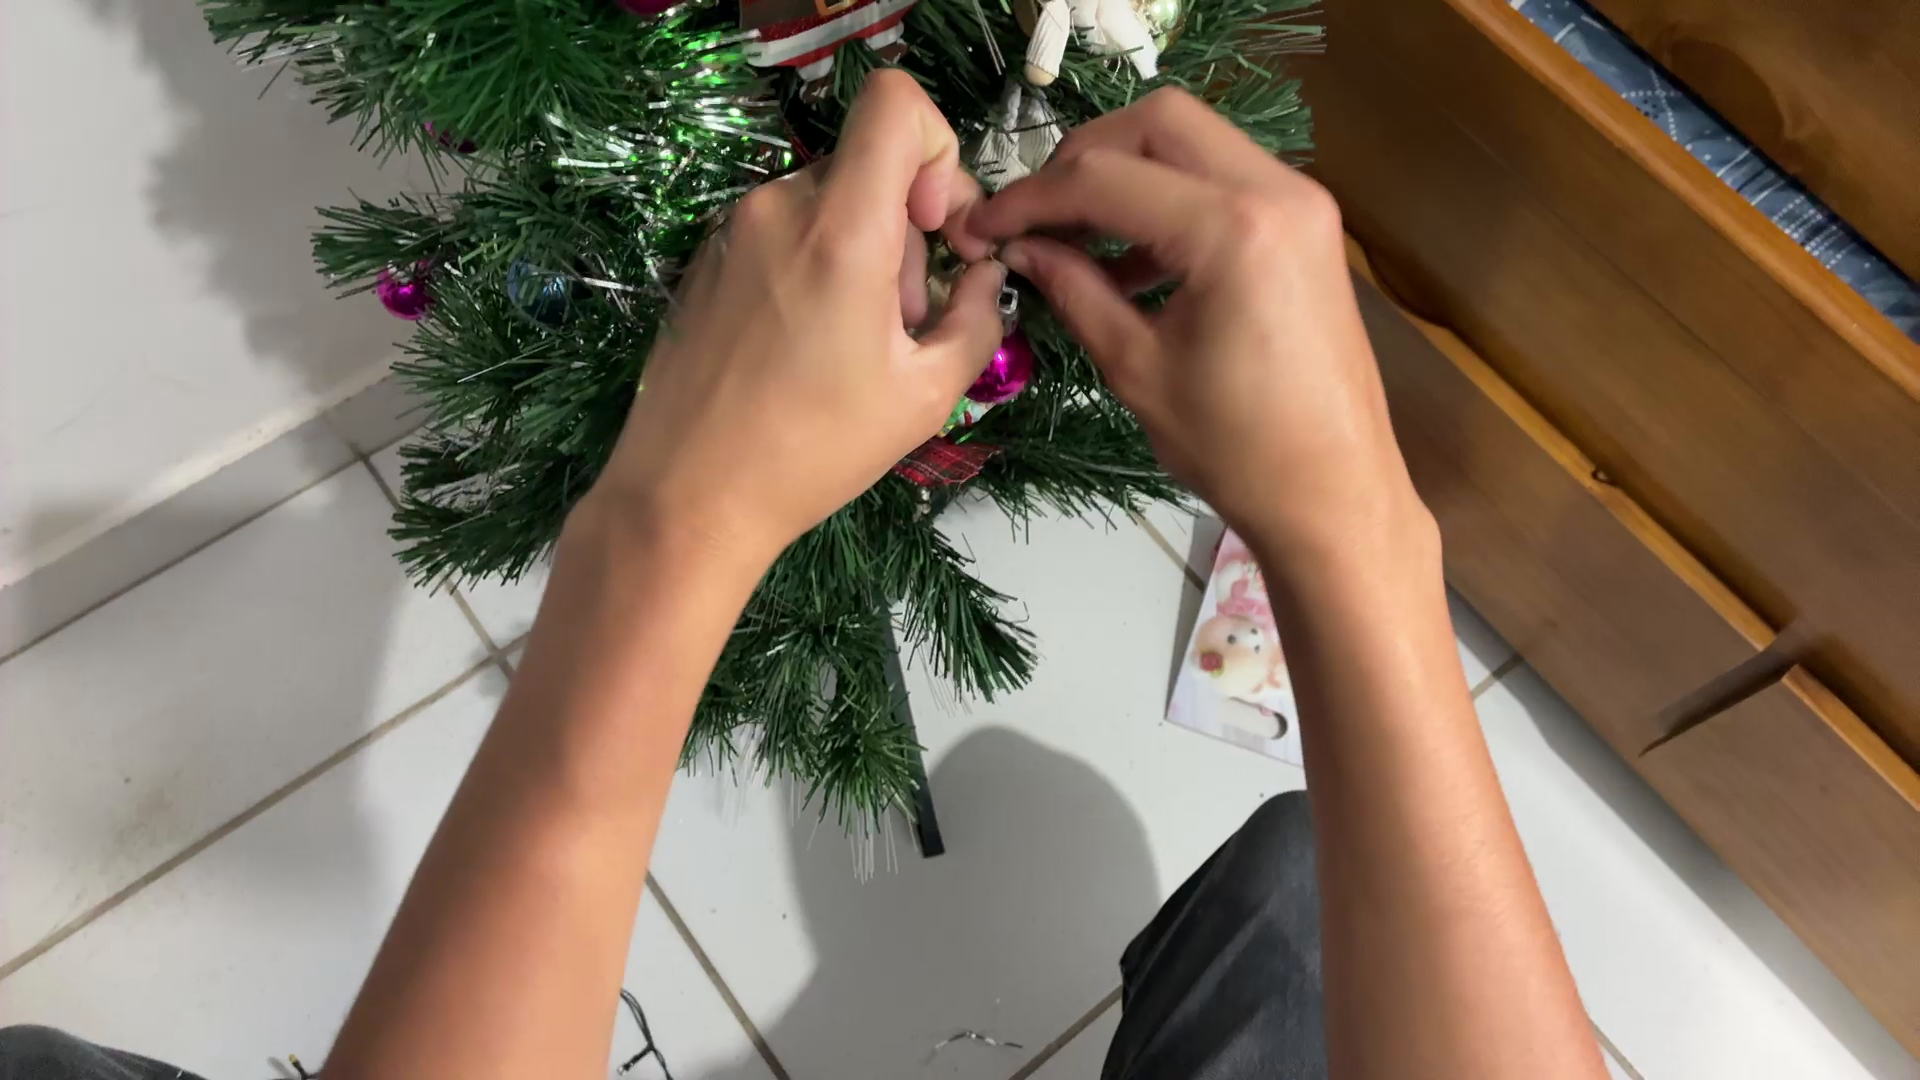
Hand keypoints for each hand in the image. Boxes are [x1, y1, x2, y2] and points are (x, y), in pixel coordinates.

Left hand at [588, 70, 1007, 565]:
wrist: (692, 493)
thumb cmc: (817, 449)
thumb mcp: (926, 396)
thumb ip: (977, 319)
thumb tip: (983, 278)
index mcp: (839, 230)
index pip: (896, 104)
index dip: (937, 152)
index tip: (936, 229)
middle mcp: (779, 207)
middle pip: (869, 170)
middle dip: (907, 235)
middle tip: (904, 324)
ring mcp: (734, 231)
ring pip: (828, 206)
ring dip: (863, 259)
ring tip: (854, 347)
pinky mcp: (709, 261)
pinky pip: (785, 235)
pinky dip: (816, 269)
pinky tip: (807, 348)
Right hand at [967, 88, 1425, 567]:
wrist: (1331, 491)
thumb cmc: (1234, 448)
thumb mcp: (1137, 369)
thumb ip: (1075, 292)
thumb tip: (1021, 250)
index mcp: (1232, 231)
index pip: (1106, 178)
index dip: (1031, 198)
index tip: (986, 224)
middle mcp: (1277, 191)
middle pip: (1157, 123)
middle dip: (1082, 158)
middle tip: (1034, 215)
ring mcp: (1300, 204)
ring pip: (1192, 145)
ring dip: (1125, 177)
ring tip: (1071, 239)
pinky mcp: (1304, 228)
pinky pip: (1222, 185)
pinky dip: (1167, 206)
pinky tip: (1126, 263)